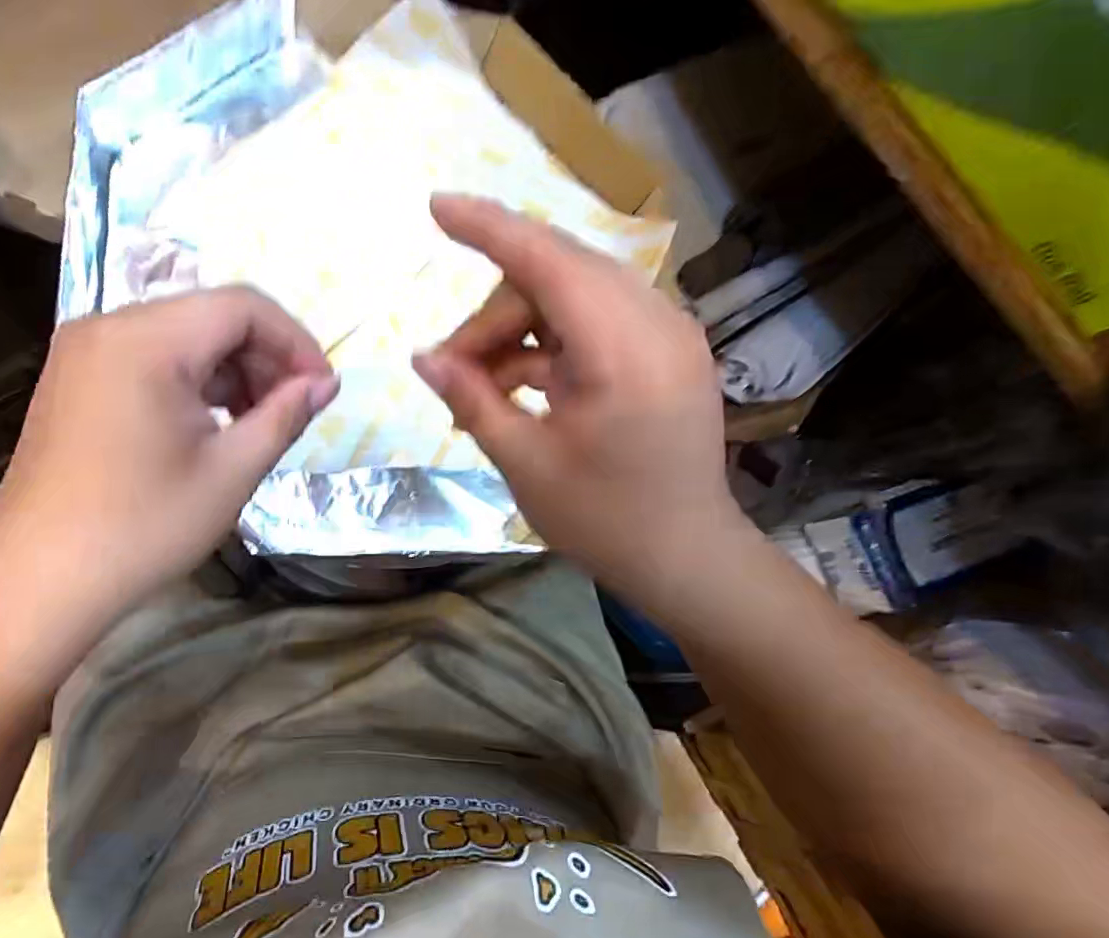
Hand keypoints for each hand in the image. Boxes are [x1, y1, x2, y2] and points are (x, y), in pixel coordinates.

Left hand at [0, 287, 336, 625]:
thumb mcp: (232, 471)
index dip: (295, 341)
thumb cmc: (144, 526)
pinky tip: (212, 427)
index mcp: (146, 340)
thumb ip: (285, 416)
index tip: (323, 388)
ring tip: (258, 425)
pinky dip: (193, 384)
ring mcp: (84, 352)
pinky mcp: (74, 379)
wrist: (41, 577)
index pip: (242, 307)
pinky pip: (149, 360)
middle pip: (209, 317)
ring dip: (231, 373)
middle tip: (294, 412)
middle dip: (263, 358)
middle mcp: (108, 326)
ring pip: (181, 338)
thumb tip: (325, 383)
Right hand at [413, 194, 751, 600]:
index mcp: (623, 350)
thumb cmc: (604, 520)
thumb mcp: (525, 463)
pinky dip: (553, 345)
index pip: (546, 259)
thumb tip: (422, 356)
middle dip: (496, 313)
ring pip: (576, 297)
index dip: (487, 228)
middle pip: (558, 276)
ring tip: (482, 385)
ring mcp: (669, 335)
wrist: (686, 558)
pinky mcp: (669, 353)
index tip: (436, 207)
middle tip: (453, 369)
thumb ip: (472, 399)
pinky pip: (599, 323)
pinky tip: (520, 385)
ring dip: (522, 329)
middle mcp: (656, 323)